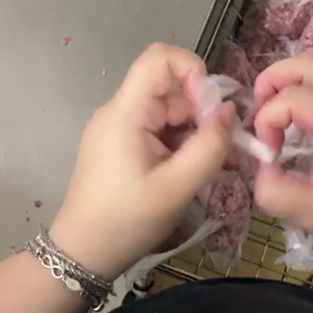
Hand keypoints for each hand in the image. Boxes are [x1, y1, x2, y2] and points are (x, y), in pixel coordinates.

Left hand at [51, 43, 233, 277]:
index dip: (193, 71)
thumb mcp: (178, 187)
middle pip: (170, 87)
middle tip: (224, 146)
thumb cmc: (127, 220)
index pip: (160, 58)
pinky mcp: (123, 144)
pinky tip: (193, 168)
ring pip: (169, 109)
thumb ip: (210, 146)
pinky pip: (159, 128)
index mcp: (126, 113)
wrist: (83, 254)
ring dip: (195, 129)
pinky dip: (181, 141)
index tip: (210, 109)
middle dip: (202, 109)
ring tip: (213, 163)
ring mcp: (120, 127)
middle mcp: (120, 111)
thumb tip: (229, 111)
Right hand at [250, 55, 312, 267]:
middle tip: (260, 117)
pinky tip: (292, 129)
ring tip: (273, 121)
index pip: (295, 97)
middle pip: (308, 64)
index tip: (268, 155)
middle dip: (273, 81)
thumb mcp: (312, 215)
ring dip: (287, 85)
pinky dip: (300, 95)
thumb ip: (275, 190)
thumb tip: (258, 167)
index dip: (268, 120)